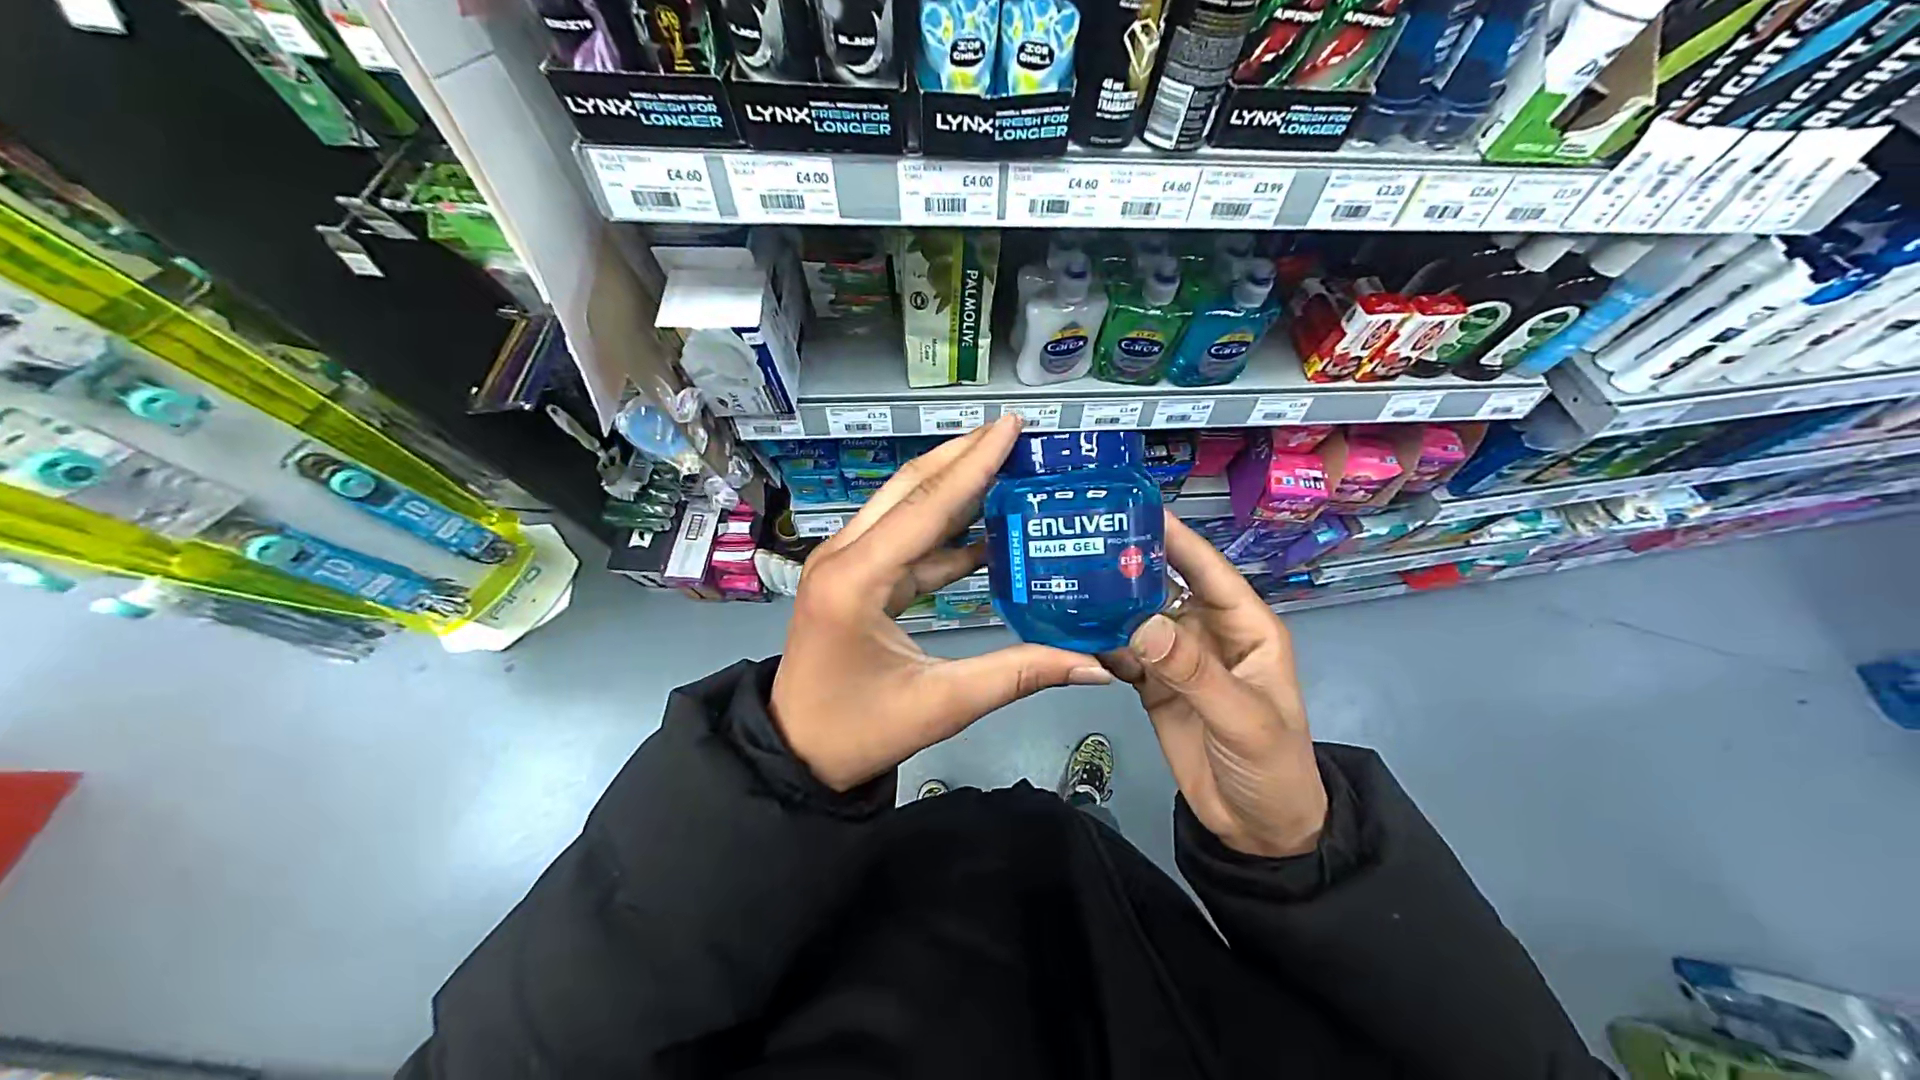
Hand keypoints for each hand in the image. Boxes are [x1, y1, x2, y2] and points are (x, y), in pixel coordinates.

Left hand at [771, 415, 1113, 791]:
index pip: (927, 506)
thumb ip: (1019, 675)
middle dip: (963, 456)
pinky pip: (904, 542)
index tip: (1011, 426)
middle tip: (1014, 433)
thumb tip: (1092, 666)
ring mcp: (844, 564)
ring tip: (1006, 468)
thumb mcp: (941, 704)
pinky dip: (944, 532)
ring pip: (905, 509)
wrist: (795, 751)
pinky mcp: (853, 578)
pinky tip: (985, 532)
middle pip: (909, 489)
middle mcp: (844, 557)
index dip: (974, 464)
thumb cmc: (857, 731)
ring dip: (954, 488)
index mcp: (855, 579)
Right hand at [1103, 514, 1326, 856]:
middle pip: (1164, 587)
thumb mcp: (1242, 718)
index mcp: (1244, 627)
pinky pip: (1122, 653)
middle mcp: (1207, 632)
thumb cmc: (1271, 765)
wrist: (1257, 828)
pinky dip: (1099, 642)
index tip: (1135, 507)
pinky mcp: (1153, 684)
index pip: (1209, 571)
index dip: (1177, 538)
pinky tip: (1069, 628)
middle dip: (1129, 563)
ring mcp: (1177, 658)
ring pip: (1137, 617)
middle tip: (1080, 539)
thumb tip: (1140, 622)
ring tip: (1063, 577)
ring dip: (1107, 602)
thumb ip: (1193, 672)